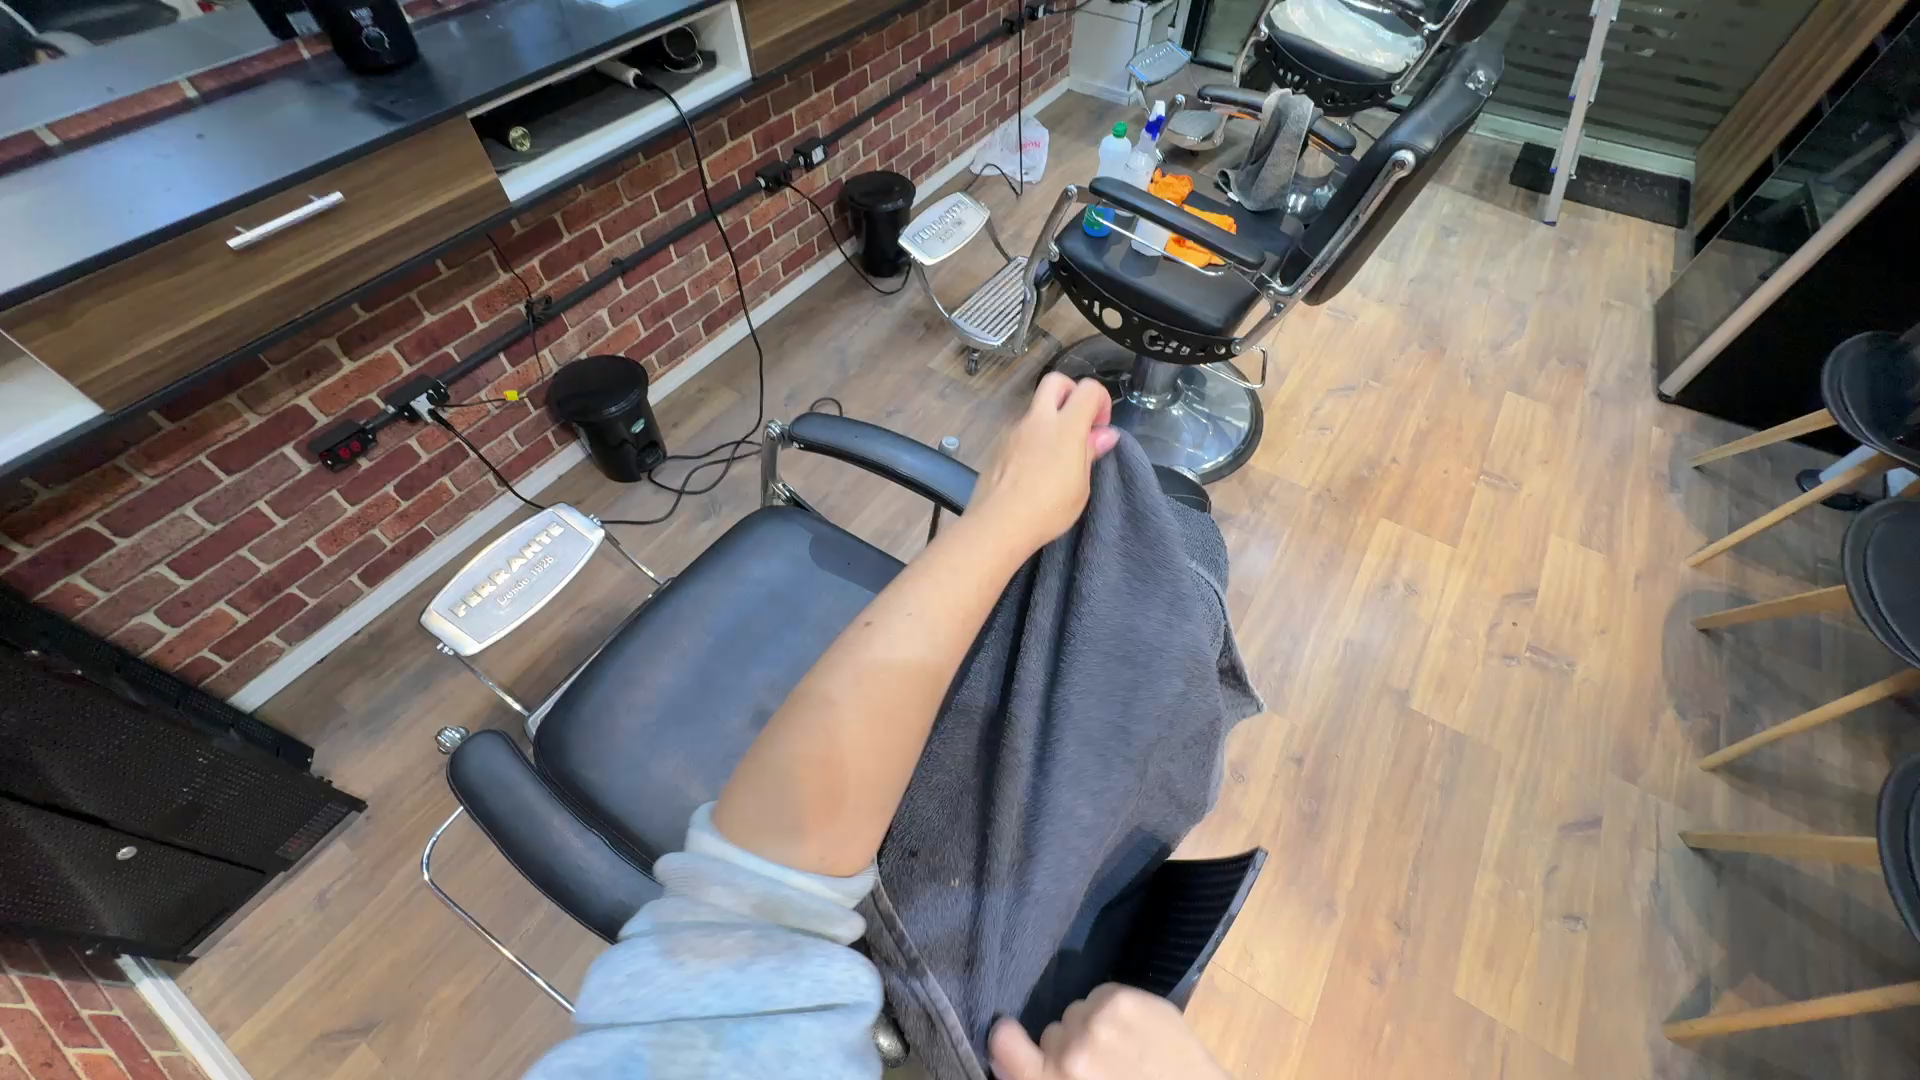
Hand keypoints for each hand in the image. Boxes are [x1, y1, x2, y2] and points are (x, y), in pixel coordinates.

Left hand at [965, 373, 1119, 557]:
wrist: (999, 524)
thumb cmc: (1047, 509)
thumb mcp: (1080, 486)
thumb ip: (1090, 453)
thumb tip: (1104, 434)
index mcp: (1065, 427)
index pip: (1088, 389)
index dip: (1101, 402)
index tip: (1100, 429)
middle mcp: (1037, 420)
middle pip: (1055, 381)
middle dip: (1071, 393)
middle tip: (1077, 424)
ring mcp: (1014, 430)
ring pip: (1035, 408)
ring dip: (1049, 420)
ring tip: (1055, 456)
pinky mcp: (998, 445)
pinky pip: (1020, 430)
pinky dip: (1032, 438)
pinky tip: (1033, 468)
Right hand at [988, 985, 1230, 1079]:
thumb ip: (1048, 1077)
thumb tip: (1011, 1055)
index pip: (1005, 1045)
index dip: (1005, 1041)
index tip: (1009, 1038)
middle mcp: (1070, 1050)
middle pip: (1051, 1032)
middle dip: (1069, 1047)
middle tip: (1098, 1068)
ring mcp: (1098, 1020)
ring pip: (1077, 1010)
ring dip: (1092, 1026)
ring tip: (1121, 1048)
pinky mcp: (1124, 997)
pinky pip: (1100, 994)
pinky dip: (1113, 1010)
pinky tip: (1134, 1030)